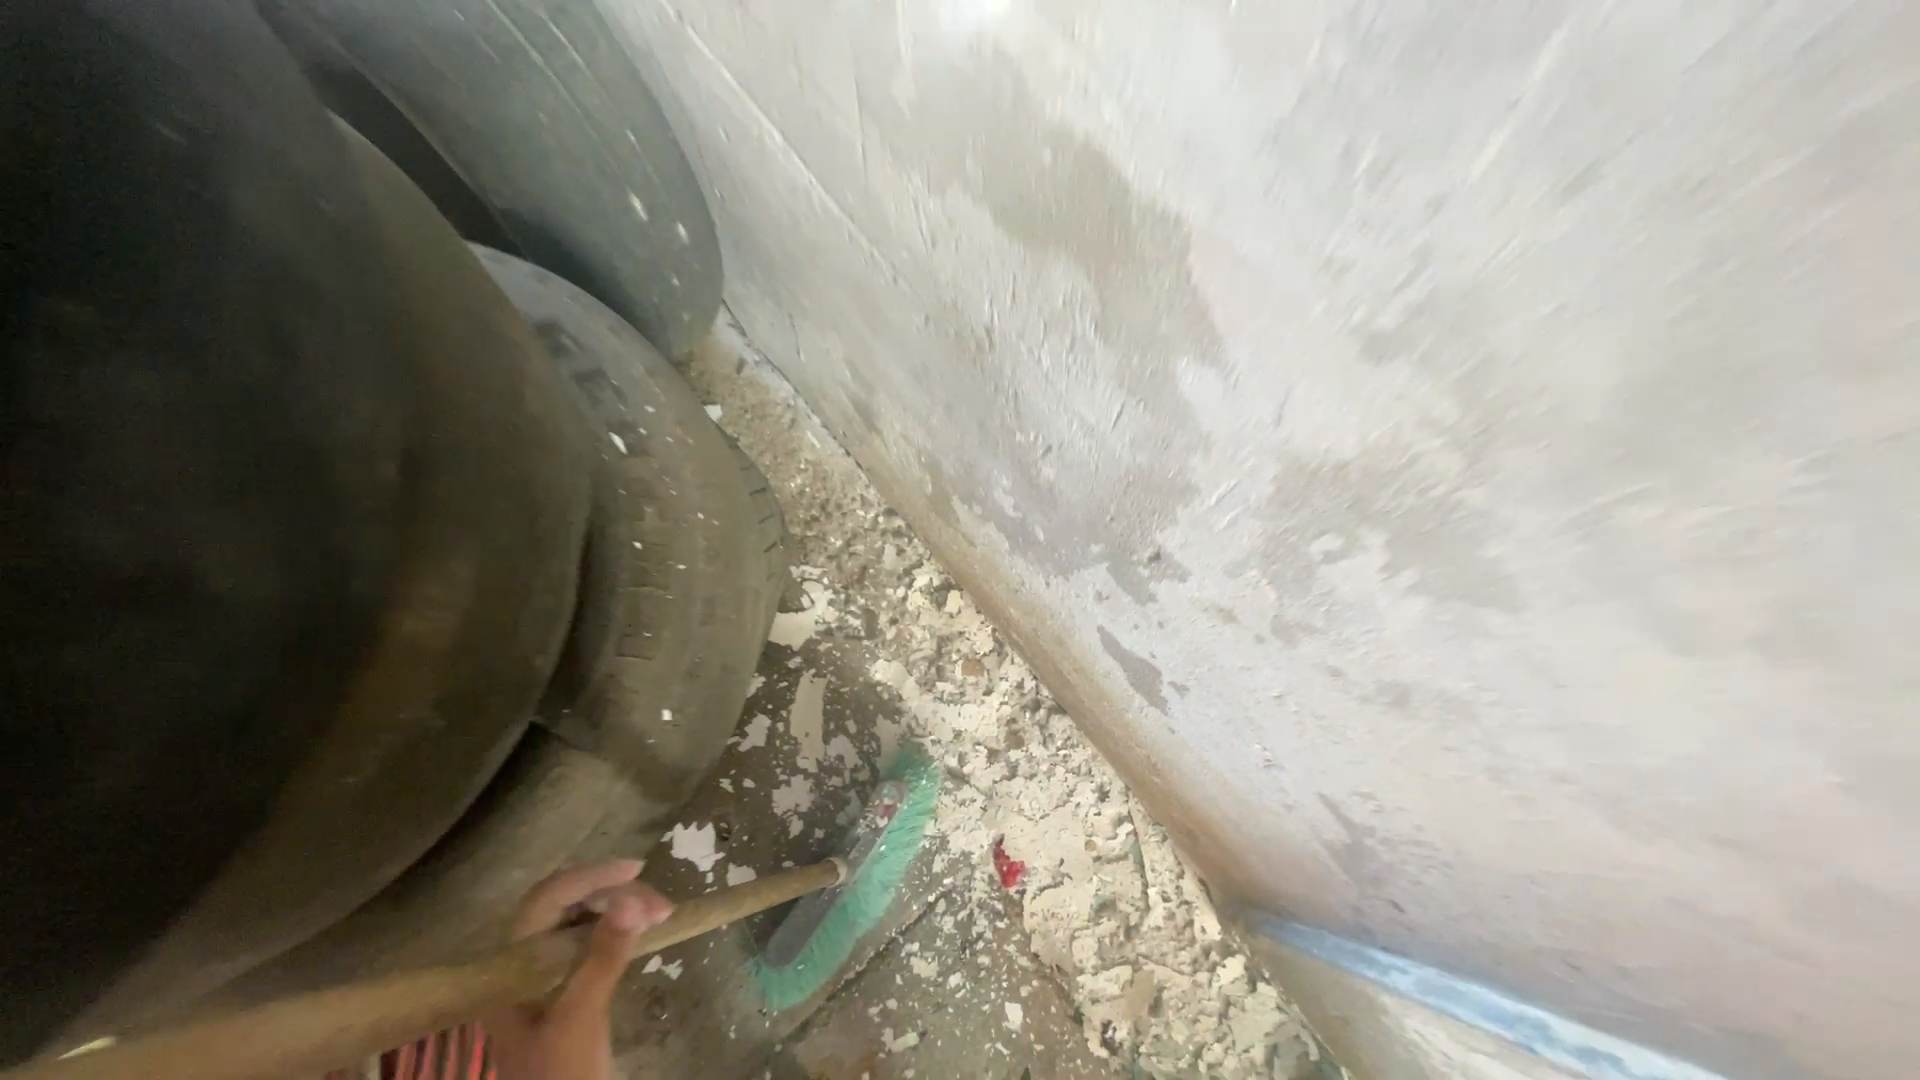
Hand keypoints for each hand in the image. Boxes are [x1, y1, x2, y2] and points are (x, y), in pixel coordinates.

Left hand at [488, 860, 673, 1079]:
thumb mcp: (582, 1019)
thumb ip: (603, 958)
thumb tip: (631, 901)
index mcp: (509, 970)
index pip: (545, 901)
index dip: (588, 877)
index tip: (636, 871)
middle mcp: (521, 966)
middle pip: (565, 906)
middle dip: (613, 894)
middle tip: (660, 905)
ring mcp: (543, 979)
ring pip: (581, 921)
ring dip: (621, 909)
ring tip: (661, 916)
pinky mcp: (565, 990)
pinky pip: (590, 942)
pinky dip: (619, 930)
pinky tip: (644, 932)